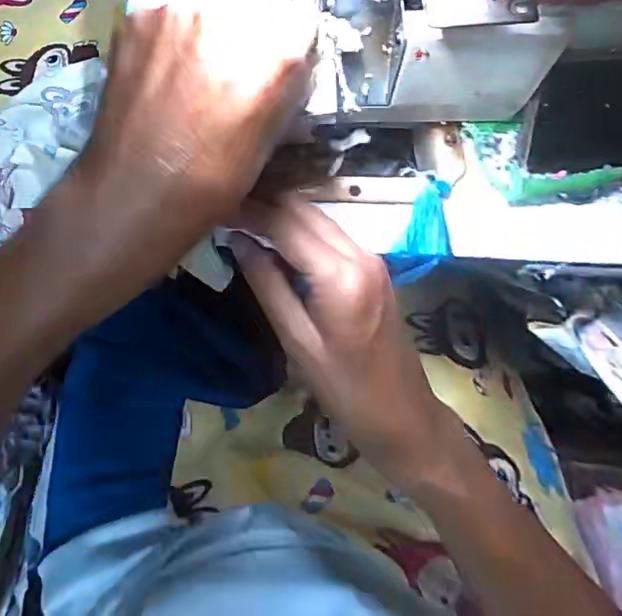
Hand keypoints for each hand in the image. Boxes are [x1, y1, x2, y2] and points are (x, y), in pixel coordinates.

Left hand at [70, 4, 311, 260]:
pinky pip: (167, 6)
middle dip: (248, 19)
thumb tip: (283, 59)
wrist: (131, 187)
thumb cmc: (209, 179)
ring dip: (206, 16)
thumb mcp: (268, 136)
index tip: (273, 50)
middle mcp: (230, 18)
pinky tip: (161, 57)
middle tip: (228, 54)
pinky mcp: (139, 15)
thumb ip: (282, 84)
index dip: (287, 35)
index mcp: (275, 54)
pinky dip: (170, 24)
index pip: (299, 17)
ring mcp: (179, 11)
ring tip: (192, 54)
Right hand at [231, 197, 455, 481]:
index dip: (247, 211)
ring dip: (278, 212)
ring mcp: (369, 256)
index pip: (284, 222)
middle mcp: (359, 254)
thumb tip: (237, 240)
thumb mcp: (296, 340)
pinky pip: (327, 231)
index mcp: (340, 275)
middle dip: (260, 203)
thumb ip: (266, 283)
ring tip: (240, 220)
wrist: (406, 418)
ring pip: (314, 214)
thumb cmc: (346, 391)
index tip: (215, 208)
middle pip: (301, 208)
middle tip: (223, 210)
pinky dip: (296, 226)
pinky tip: (272, 238)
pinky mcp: (371, 264)